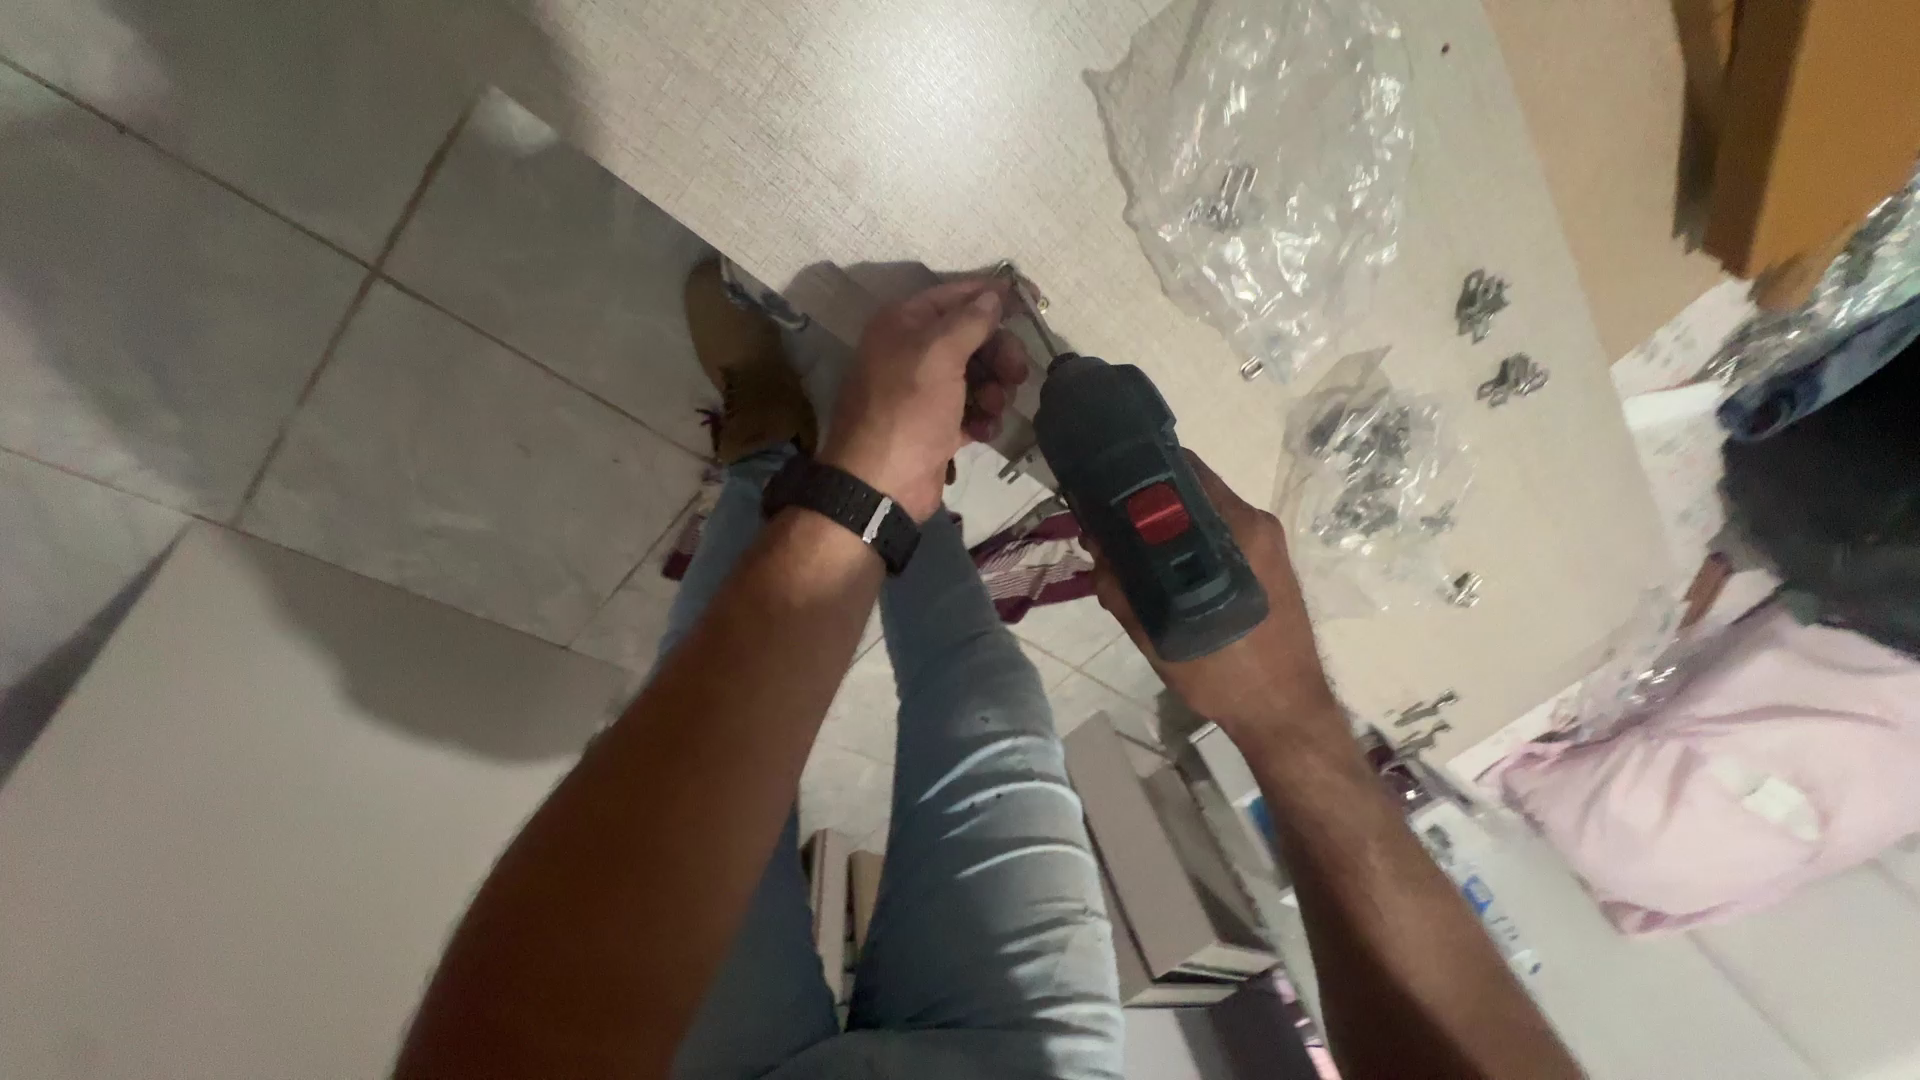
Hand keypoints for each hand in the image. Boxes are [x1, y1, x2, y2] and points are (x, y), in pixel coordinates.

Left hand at [821, 278, 1029, 521]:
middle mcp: (912, 351)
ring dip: (994, 390)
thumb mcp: (939, 355)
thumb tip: (994, 295)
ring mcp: (924, 391)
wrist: (882, 484)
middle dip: (999, 354)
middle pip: (972, 338)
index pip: (956, 295)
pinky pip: (971, 410)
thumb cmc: (908, 410)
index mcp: (904, 324)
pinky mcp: (936, 426)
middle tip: (1017, 373)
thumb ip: (970, 321)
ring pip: (977, 376)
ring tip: (993, 408)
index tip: (1034, 299)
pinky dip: (982, 418)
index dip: (995, 294)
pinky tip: (983, 431)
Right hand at [1089, 453, 1341, 741]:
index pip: (1181, 469)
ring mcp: (1266, 544)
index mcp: (1237, 529)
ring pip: (1202, 516)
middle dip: (1145, 506)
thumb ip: (1121, 588)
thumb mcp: (1158, 634)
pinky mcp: (1268, 565)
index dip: (1137, 474)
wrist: (1285, 713)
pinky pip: (1218, 539)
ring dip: (1165, 529)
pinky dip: (1187, 546)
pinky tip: (1162, 574)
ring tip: (1128, 556)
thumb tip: (1096, 548)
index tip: (1102, 492)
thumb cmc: (1224, 674)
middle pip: (1190, 492)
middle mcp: (1255, 525)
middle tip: (1106, 530)